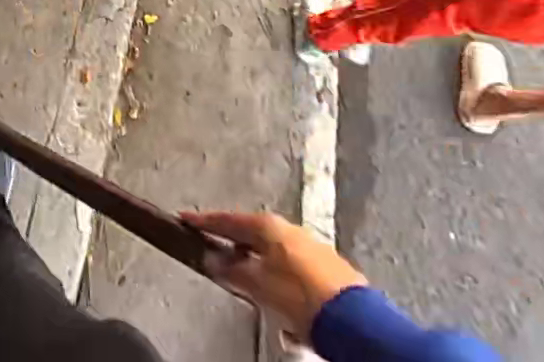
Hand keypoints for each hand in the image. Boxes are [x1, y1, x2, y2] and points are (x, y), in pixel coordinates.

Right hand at [181, 210, 367, 335]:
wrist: (358, 324)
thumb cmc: (300, 296)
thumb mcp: (257, 284)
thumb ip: (230, 269)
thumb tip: (212, 260)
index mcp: (268, 225)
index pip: (226, 220)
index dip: (203, 221)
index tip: (185, 219)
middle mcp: (290, 230)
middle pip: (253, 235)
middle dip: (235, 244)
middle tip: (216, 249)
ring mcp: (313, 248)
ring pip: (275, 252)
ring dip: (259, 262)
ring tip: (249, 279)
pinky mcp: (332, 270)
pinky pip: (294, 267)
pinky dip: (281, 275)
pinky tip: (279, 293)